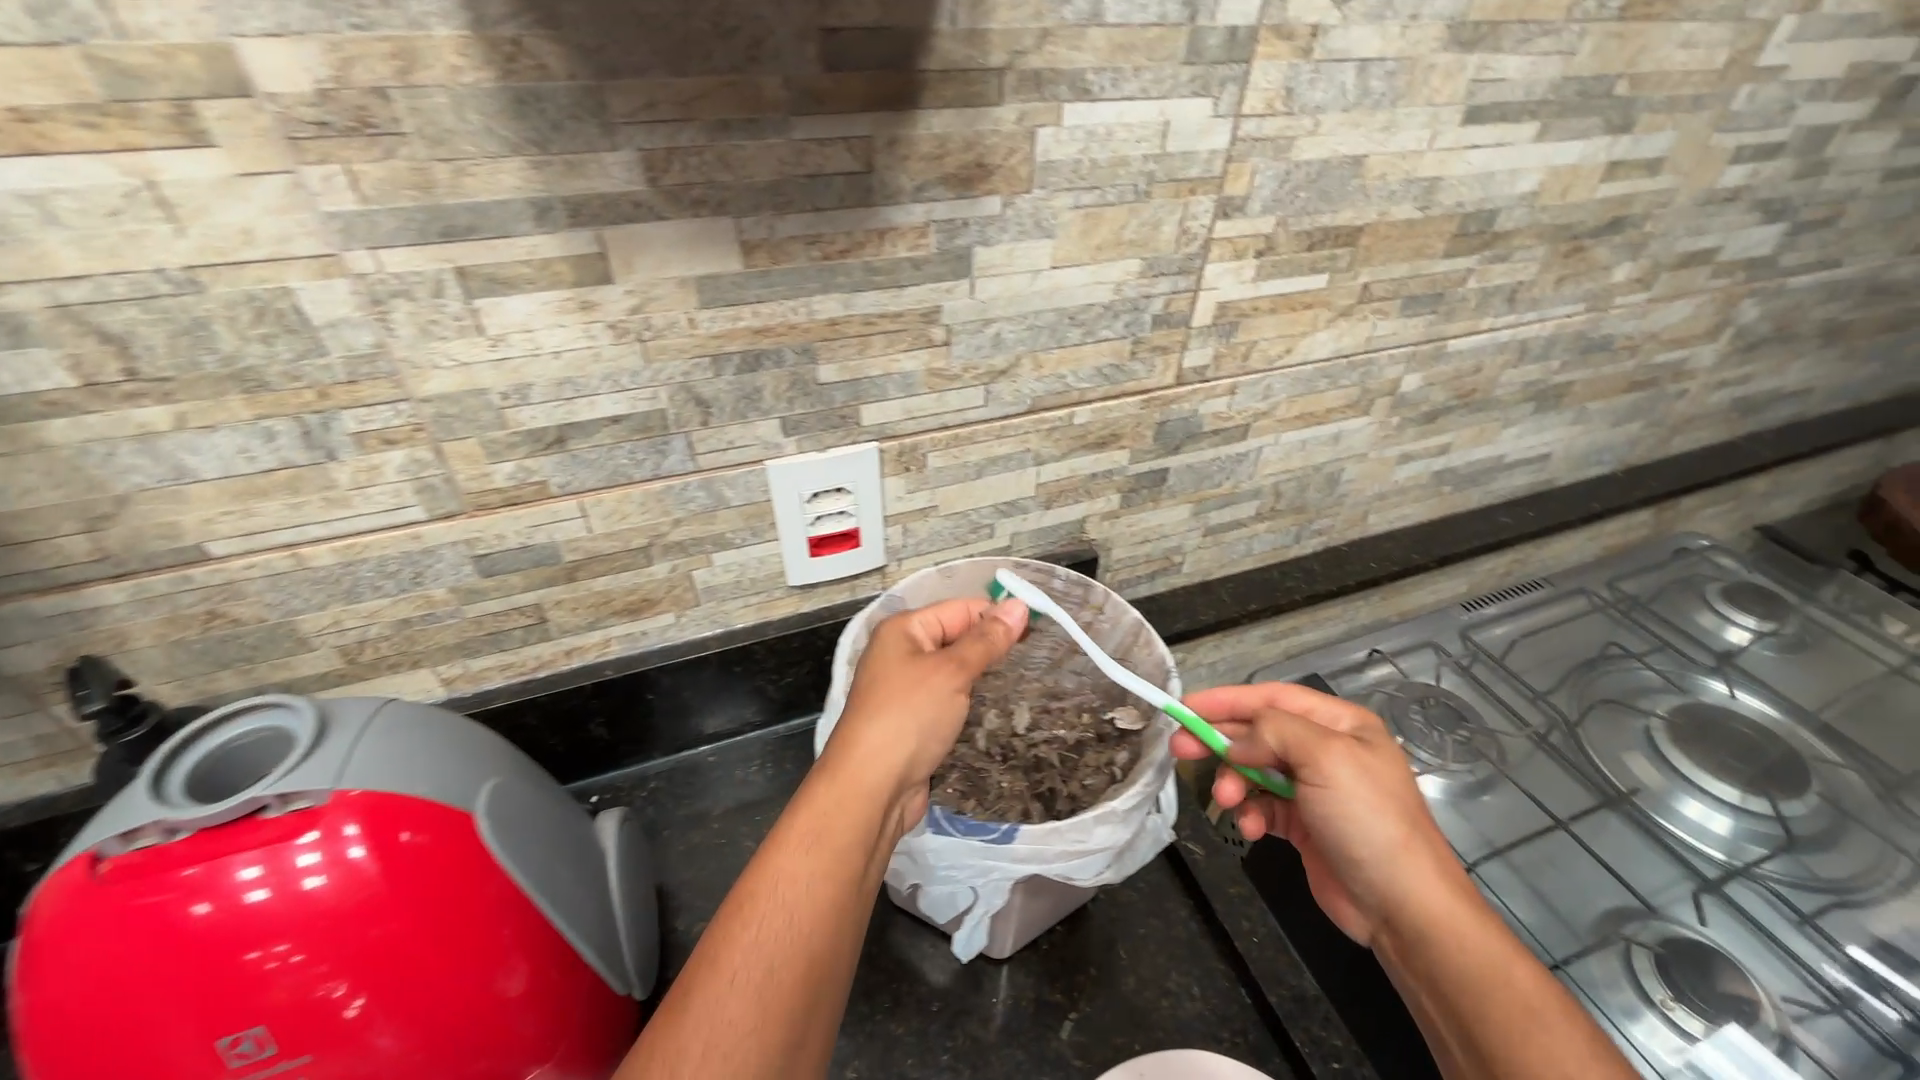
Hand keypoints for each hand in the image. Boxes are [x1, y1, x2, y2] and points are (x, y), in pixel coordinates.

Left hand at [819, 596, 1028, 838]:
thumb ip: (987, 640)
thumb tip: (1019, 605)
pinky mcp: (914, 722)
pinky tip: (998, 711)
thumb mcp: (952, 672)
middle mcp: (902, 654)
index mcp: (904, 630)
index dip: (998, 616)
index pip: (960, 609)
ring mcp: (906, 690)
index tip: (1039, 630)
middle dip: (992, 647)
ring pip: (954, 672)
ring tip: (1026, 683)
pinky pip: (949, 701)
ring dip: (983, 678)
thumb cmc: (909, 717)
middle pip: (957, 638)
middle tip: (1038, 657)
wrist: (871, 788)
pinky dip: (970, 704)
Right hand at [1171, 683, 1472, 946]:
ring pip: (1254, 771)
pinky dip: (1251, 815)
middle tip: (1180, 750)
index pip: (1272, 698)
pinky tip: (1253, 830)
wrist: (1402, 905)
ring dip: (1234, 783)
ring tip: (1227, 802)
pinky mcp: (1304, 825)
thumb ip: (1273, 732)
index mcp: (1339, 724)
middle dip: (1220, 741)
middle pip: (1258, 734)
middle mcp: (1326, 750)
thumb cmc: (1368, 819)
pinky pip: (1262, 807)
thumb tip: (1235, 743)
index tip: (1184, 707)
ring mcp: (1315, 789)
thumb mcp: (1326, 758)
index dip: (1226, 700)